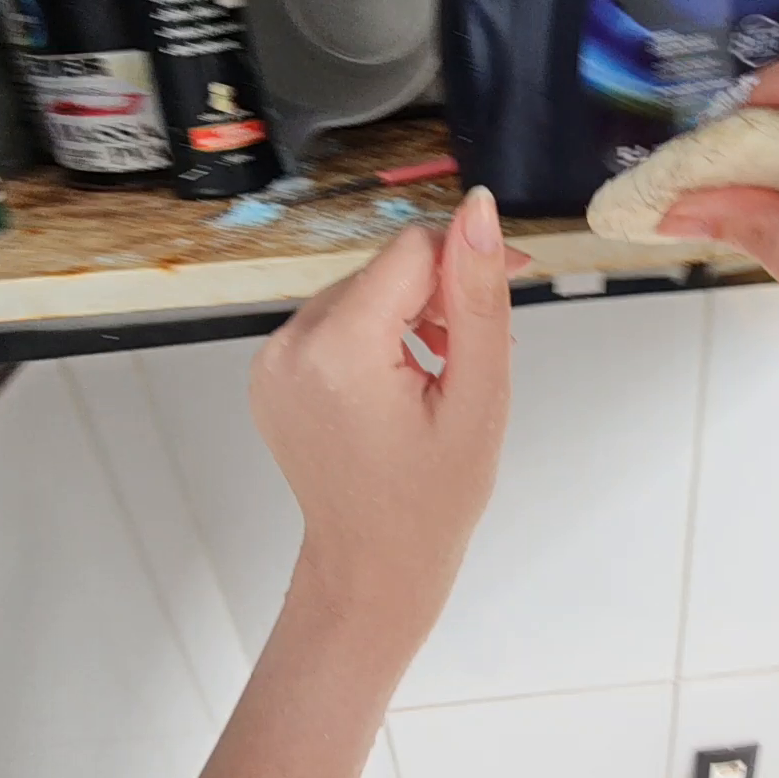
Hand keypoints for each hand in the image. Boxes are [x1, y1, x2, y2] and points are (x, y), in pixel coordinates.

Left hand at [251, 188, 521, 633]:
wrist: (371, 569)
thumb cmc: (436, 498)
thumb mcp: (479, 397)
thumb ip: (479, 298)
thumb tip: (478, 208)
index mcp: (338, 350)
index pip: (411, 250)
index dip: (465, 258)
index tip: (507, 284)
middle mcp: (289, 344)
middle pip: (384, 270)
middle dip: (440, 293)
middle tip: (481, 347)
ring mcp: (271, 360)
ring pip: (362, 292)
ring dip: (413, 313)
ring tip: (447, 368)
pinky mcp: (272, 373)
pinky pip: (336, 322)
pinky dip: (379, 333)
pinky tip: (408, 376)